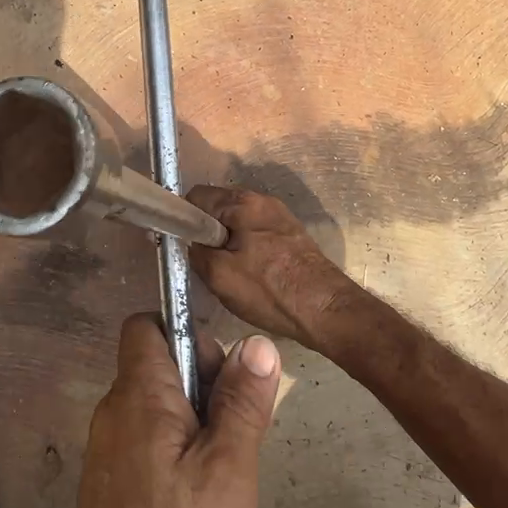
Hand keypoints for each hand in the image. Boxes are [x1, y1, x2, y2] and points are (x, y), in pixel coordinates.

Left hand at [68, 315, 281, 507]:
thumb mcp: (227, 469)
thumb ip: (241, 403)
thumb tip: (258, 342)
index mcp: (138, 393)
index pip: (146, 324)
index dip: (185, 332)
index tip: (221, 371)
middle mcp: (113, 410)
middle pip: (157, 366)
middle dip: (200, 386)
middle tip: (232, 431)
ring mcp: (106, 448)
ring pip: (155, 409)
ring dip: (192, 423)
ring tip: (220, 468)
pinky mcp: (108, 483)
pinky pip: (144, 443)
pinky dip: (173, 452)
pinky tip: (196, 494)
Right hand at [186, 185, 358, 348]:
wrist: (326, 311)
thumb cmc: (270, 291)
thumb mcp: (219, 275)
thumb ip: (195, 251)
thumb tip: (186, 240)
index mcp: (243, 202)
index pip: (196, 196)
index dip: (183, 219)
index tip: (180, 243)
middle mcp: (262, 200)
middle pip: (218, 207)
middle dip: (206, 232)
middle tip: (204, 263)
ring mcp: (280, 216)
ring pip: (237, 222)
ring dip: (227, 242)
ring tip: (227, 272)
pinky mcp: (291, 234)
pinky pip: (256, 232)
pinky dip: (246, 248)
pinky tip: (250, 274)